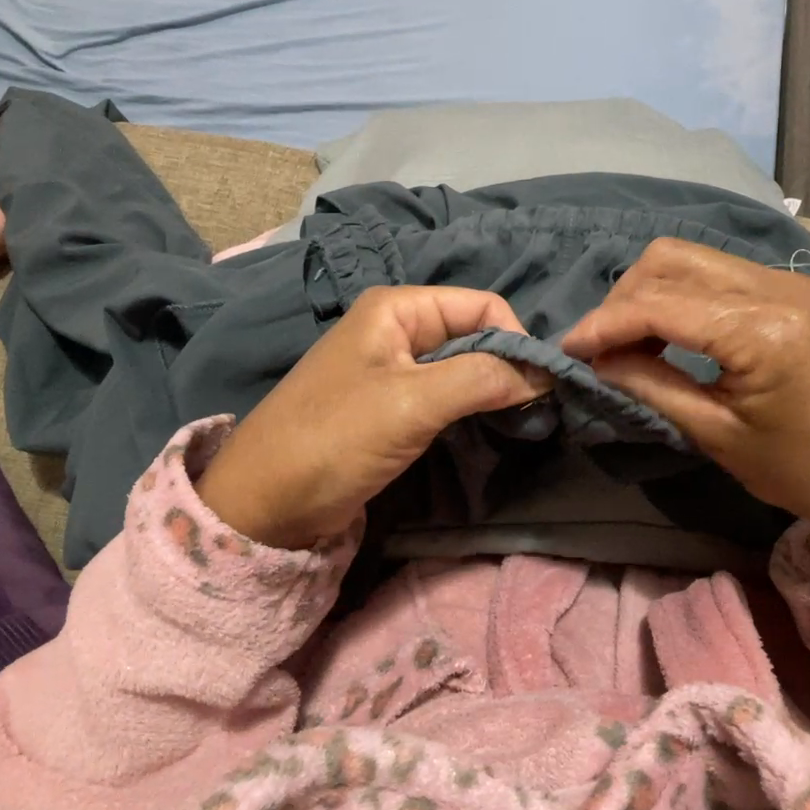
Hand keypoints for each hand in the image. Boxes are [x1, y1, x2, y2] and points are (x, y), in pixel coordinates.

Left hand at [195, 286, 550, 548]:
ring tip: (517, 420)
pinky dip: (470, 406)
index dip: (517, 339)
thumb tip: (546, 374)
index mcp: (398, 308)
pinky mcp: (391, 404)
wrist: (263, 504)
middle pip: (475, 332)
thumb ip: (482, 378)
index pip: (483, 305)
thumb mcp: (413, 403)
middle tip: (536, 409)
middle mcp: (397, 328)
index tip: (543, 387)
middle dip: (508, 364)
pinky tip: (486, 428)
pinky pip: (445, 393)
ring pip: (463, 365)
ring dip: (492, 388)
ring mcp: (393, 367)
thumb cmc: (335, 439)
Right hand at [561, 239, 809, 595]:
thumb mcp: (717, 435)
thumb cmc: (804, 472)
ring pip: (693, 258)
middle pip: (671, 259)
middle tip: (602, 347)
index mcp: (762, 329)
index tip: (568, 349)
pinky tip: (671, 332)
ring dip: (651, 292)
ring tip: (630, 342)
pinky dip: (683, 294)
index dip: (604, 323)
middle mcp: (776, 286)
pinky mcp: (794, 288)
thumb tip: (594, 358)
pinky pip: (720, 272)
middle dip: (624, 297)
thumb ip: (650, 386)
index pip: (659, 304)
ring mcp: (789, 280)